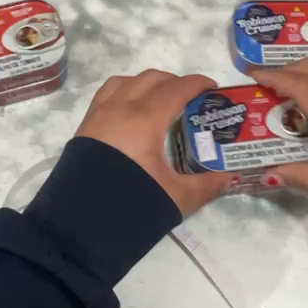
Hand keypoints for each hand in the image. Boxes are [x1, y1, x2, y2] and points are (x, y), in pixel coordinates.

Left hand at [76, 69, 234, 216]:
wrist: (77, 228)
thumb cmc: (131, 208)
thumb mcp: (176, 198)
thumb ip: (206, 185)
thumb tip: (229, 177)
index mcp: (145, 120)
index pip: (176, 89)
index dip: (197, 84)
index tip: (212, 87)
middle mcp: (120, 108)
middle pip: (152, 79)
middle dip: (174, 82)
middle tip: (190, 97)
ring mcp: (98, 115)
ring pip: (126, 81)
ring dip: (147, 83)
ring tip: (160, 100)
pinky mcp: (84, 127)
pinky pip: (106, 94)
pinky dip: (124, 91)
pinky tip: (131, 111)